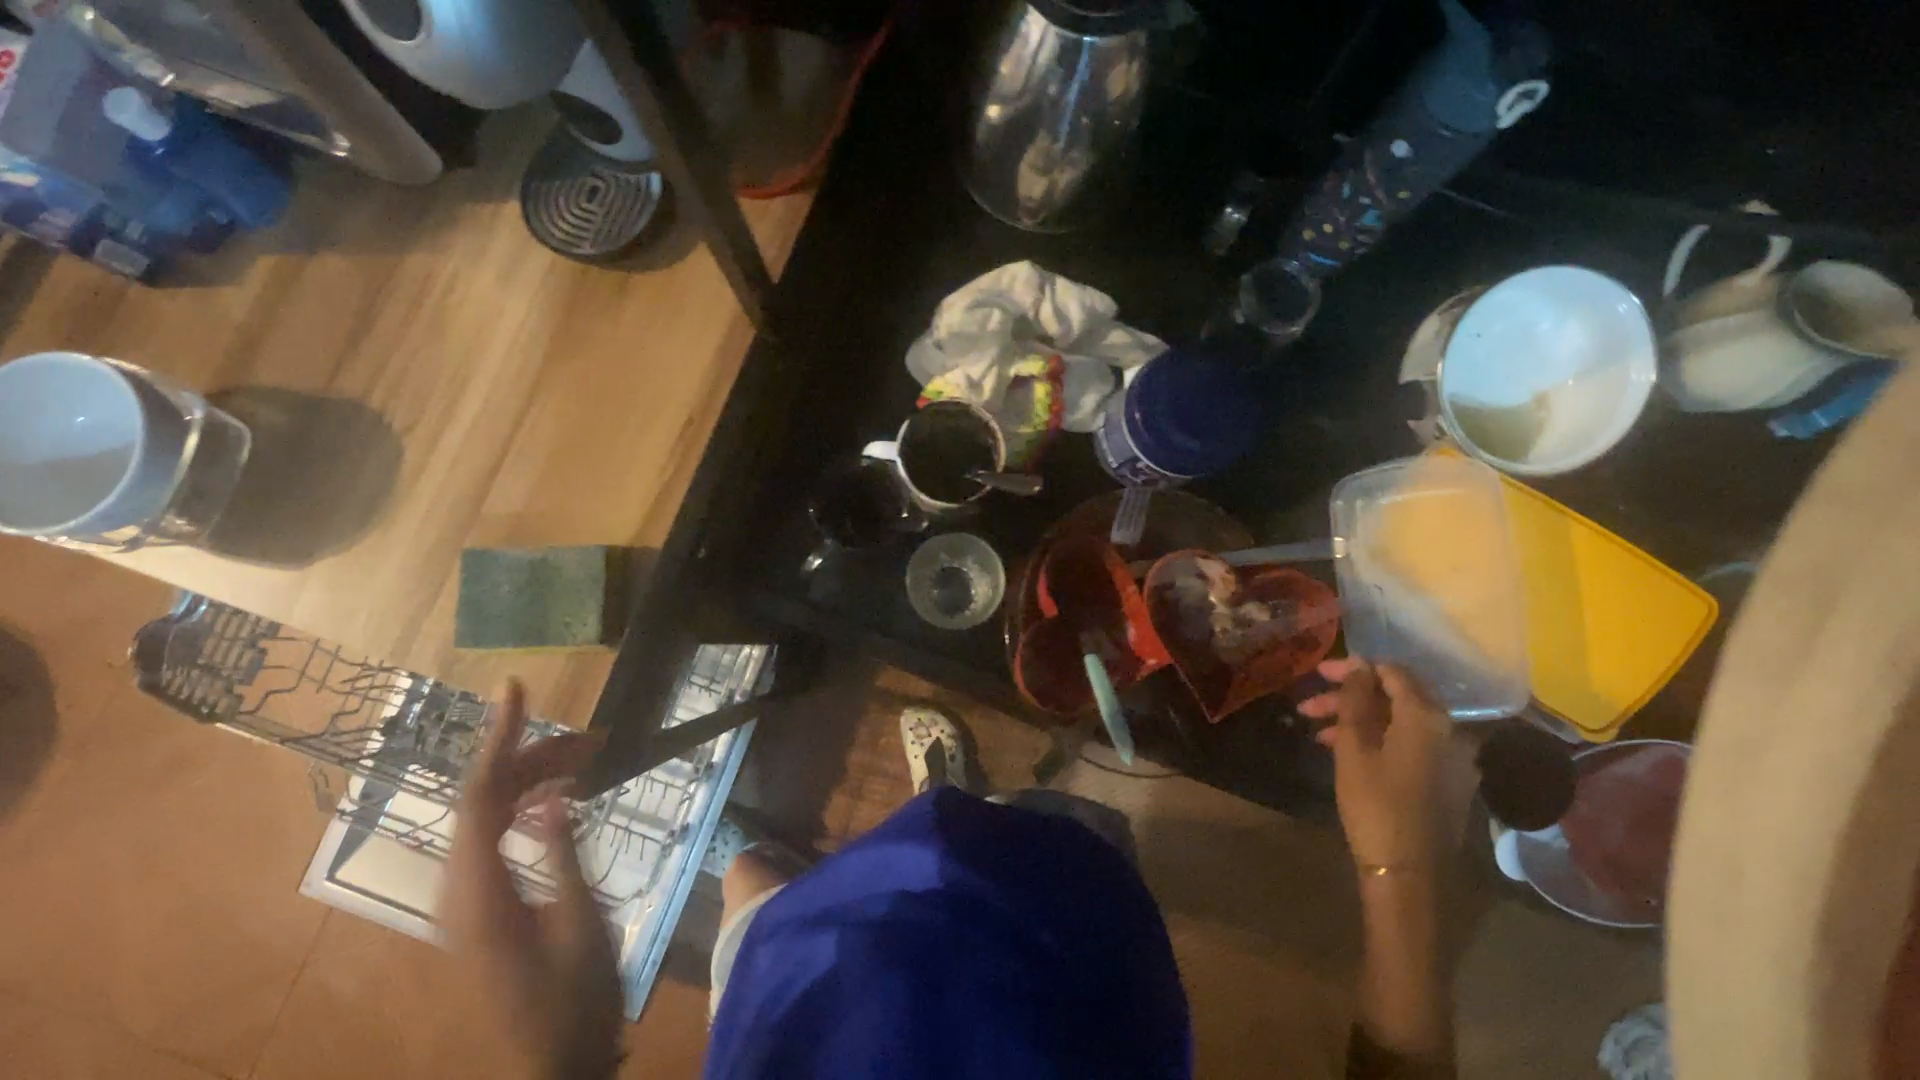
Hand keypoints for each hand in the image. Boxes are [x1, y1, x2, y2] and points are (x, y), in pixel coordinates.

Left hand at [443, 681, 623, 1079]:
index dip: (498, 737)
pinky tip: (560, 801)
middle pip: (483, 800)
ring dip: (532, 781)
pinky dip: (525, 808)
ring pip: (488, 817)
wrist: (556, 1061)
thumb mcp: (583, 922)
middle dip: (532, 757)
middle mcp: (459, 889)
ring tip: (586, 761)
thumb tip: (551, 794)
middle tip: (592, 740)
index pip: (478, 794)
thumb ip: (563, 854)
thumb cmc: (576, 996)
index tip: (518, 688)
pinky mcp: (481, 906)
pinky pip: (494, 839)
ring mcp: (466, 899)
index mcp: (478, 891)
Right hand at [1299, 659, 1449, 872]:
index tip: (1317, 675)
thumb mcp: (1353, 748)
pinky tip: (1346, 752)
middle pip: (1395, 698)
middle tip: (1309, 706)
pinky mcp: (1447, 779)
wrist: (1406, 871)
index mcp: (1427, 717)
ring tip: (1318, 733)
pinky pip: (1410, 745)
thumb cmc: (1374, 804)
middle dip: (1350, 697)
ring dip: (1360, 722)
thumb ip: (1355, 700)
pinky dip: (1379, 741)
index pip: (1392, 672)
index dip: (1353, 669)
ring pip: (1400, 723)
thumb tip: (1358, 667)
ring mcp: (1452, 756)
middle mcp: (1449, 729)